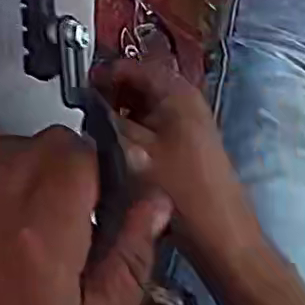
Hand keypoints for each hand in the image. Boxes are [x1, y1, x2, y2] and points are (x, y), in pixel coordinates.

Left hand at [0, 122, 172, 304]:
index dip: (100, 174)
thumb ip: (128, 258)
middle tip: (66, 223)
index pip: (83, 151)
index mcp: (41, 223)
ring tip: (25, 218)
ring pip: (11, 137)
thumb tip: (152, 206)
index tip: (103, 198)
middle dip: (66, 174)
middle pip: (48, 143)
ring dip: (26, 166)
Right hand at [91, 56, 258, 261]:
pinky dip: (132, 124)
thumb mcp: (130, 146)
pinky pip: (151, 120)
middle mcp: (187, 101)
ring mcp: (190, 122)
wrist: (223, 240)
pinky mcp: (188, 143)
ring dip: (119, 108)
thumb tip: (86, 98)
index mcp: (177, 92)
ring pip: (142, 101)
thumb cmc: (181, 190)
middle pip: (137, 80)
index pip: (130, 64)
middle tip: (88, 104)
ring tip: (100, 124)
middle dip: (110, 90)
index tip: (82, 85)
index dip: (102, 72)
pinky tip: (120, 143)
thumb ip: (103, 114)